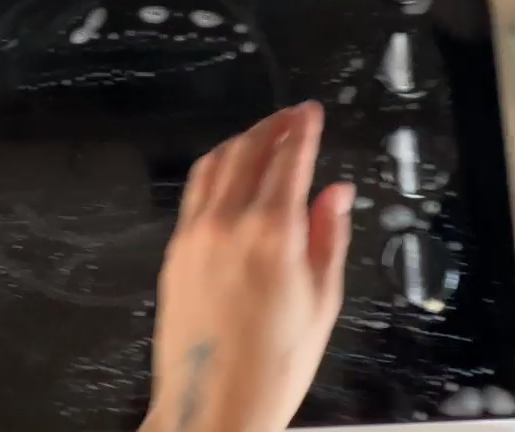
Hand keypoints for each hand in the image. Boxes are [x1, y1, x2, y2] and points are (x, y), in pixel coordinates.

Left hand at [143, 102, 355, 431]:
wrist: (213, 409)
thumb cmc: (272, 367)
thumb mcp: (323, 302)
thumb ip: (331, 236)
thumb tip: (337, 194)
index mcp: (273, 234)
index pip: (290, 158)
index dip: (303, 127)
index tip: (310, 112)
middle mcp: (230, 223)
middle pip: (250, 148)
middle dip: (275, 124)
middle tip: (292, 117)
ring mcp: (197, 233)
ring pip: (217, 161)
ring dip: (244, 139)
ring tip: (263, 136)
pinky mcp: (176, 248)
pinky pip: (196, 188)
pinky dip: (217, 166)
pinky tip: (229, 171)